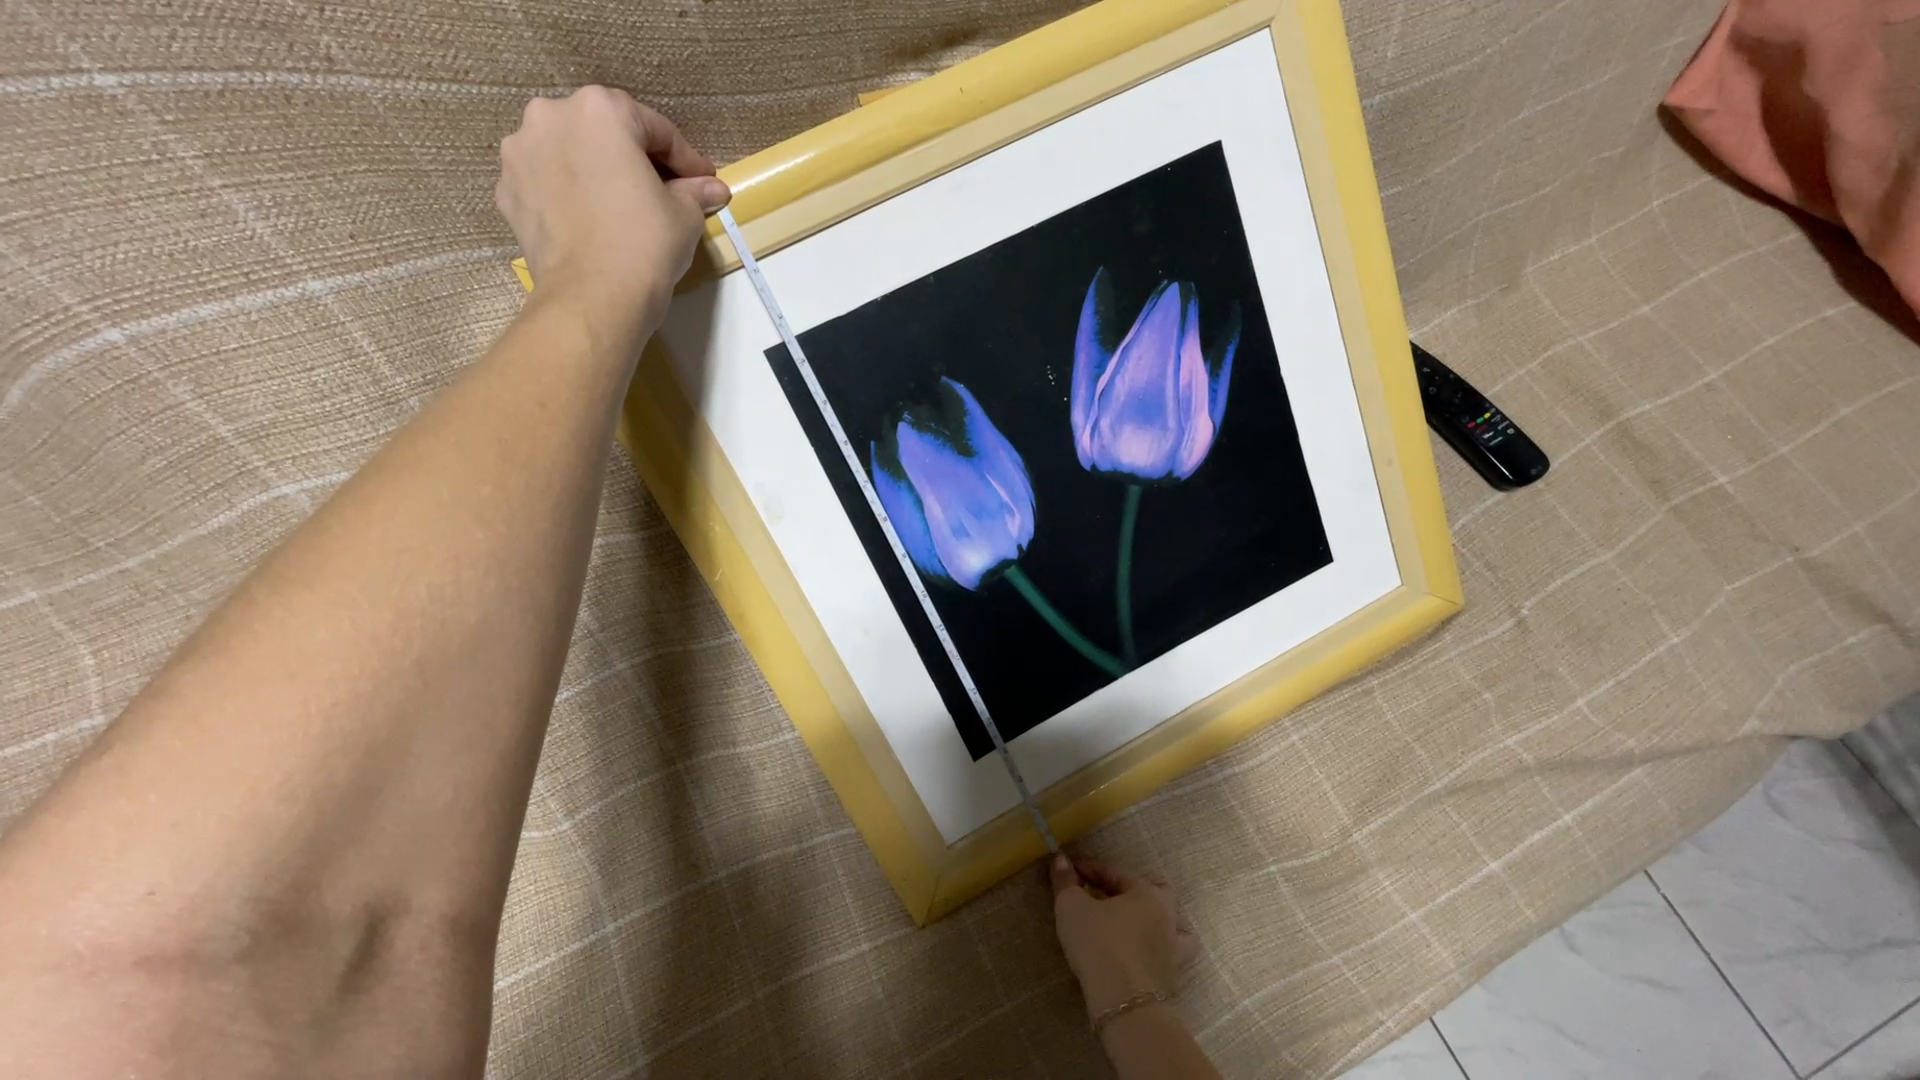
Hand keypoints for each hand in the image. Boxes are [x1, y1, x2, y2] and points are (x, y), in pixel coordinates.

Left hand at [495, 86, 730, 341]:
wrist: (593, 296)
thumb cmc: (645, 243)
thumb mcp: (685, 215)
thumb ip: (694, 192)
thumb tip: (712, 189)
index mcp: (600, 110)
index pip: (654, 128)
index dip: (685, 157)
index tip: (703, 180)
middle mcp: (551, 117)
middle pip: (605, 132)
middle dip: (634, 158)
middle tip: (662, 190)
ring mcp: (520, 153)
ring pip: (570, 154)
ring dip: (596, 172)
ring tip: (620, 206)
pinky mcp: (507, 191)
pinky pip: (547, 183)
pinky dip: (570, 195)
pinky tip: (591, 222)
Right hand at [1050, 852, 1199, 1021]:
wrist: (1122, 1000)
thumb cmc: (1098, 943)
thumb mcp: (1072, 907)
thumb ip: (1066, 881)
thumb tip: (1060, 858)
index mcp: (1146, 893)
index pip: (1115, 871)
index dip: (1089, 868)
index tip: (1069, 869)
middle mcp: (1167, 914)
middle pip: (1153, 890)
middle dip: (1128, 887)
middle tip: (1103, 893)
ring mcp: (1174, 945)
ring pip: (1172, 921)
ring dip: (1154, 916)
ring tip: (1134, 919)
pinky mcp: (1171, 974)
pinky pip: (1171, 952)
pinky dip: (1162, 947)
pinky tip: (1148, 950)